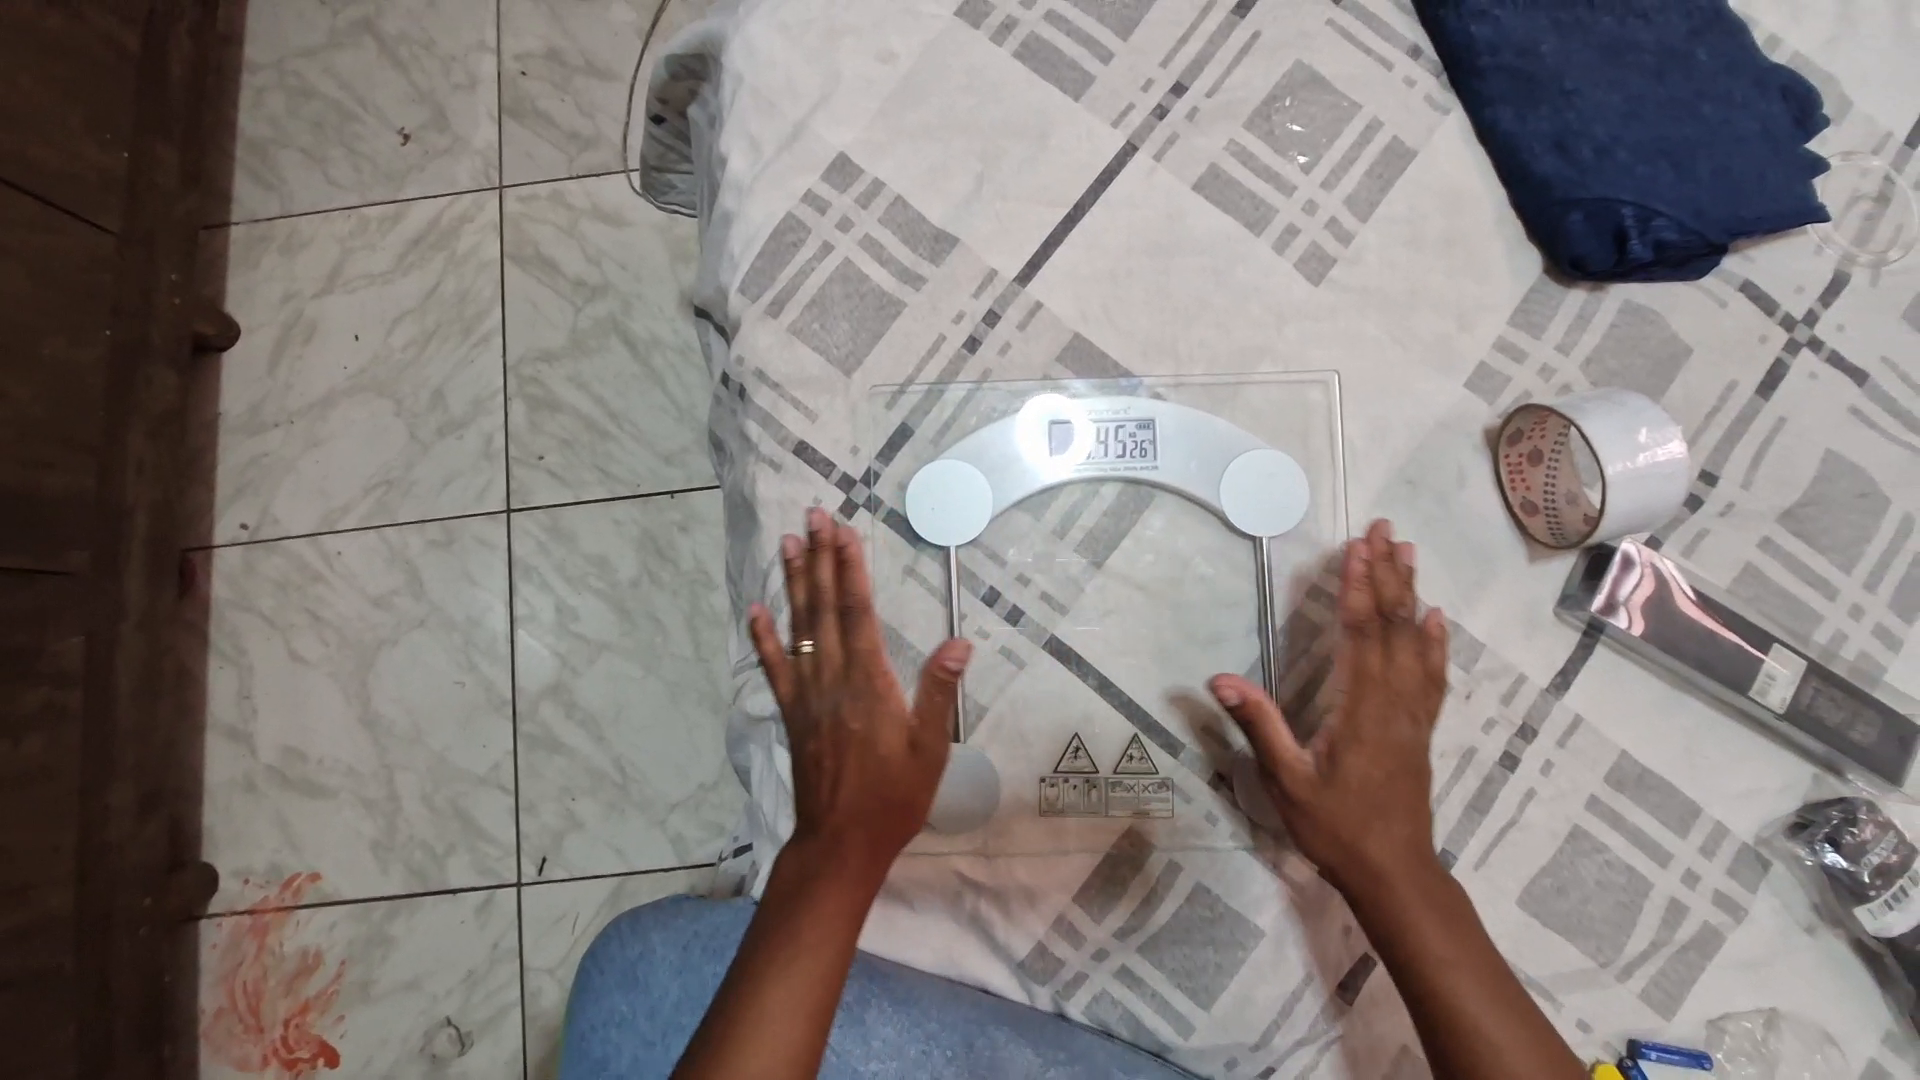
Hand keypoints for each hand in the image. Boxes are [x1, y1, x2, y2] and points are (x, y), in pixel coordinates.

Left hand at [748, 508, 972, 885]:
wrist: (841, 842)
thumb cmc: (894, 797)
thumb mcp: (930, 750)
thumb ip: (938, 693)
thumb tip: (959, 643)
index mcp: (869, 683)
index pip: (857, 612)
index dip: (850, 568)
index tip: (844, 532)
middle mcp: (832, 679)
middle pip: (823, 608)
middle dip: (819, 559)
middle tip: (812, 517)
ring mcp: (806, 695)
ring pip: (797, 628)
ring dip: (792, 583)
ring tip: (786, 543)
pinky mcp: (791, 714)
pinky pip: (774, 668)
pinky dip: (763, 637)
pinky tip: (755, 609)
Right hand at [1211, 519, 1449, 896]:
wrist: (1395, 873)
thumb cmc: (1335, 828)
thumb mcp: (1287, 782)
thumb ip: (1260, 726)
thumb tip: (1220, 678)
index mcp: (1363, 709)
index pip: (1361, 635)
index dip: (1358, 588)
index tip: (1356, 547)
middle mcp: (1395, 703)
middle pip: (1394, 627)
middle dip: (1387, 575)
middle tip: (1384, 529)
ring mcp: (1414, 715)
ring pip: (1416, 643)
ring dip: (1411, 595)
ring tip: (1409, 553)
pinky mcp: (1420, 729)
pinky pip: (1432, 675)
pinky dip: (1434, 641)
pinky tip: (1435, 620)